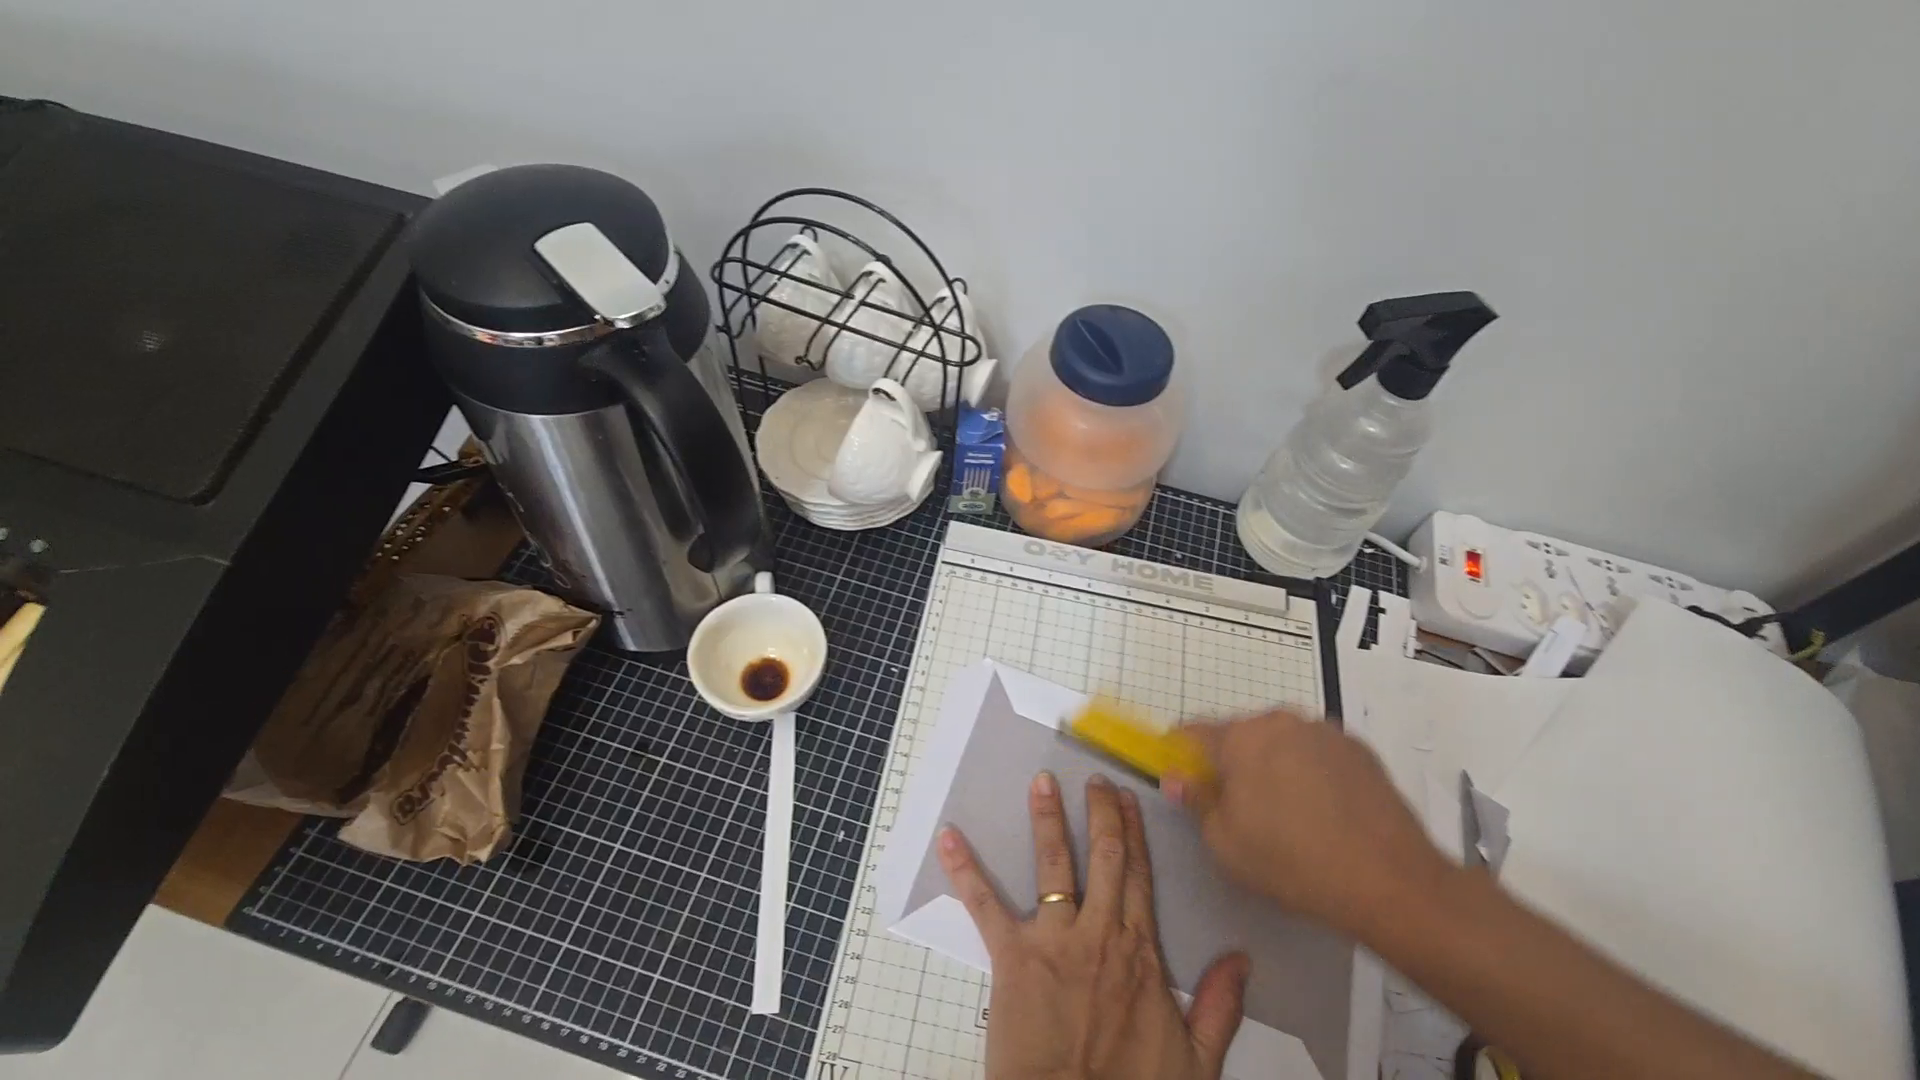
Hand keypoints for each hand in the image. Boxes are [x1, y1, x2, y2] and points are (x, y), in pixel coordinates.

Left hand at [938, 772, 1249, 1079]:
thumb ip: (1220, 1007)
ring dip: (1046, 821)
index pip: (1138, 878)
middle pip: (1104, 858)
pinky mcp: (1014, 957)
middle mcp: (1100, 934)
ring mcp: (1055, 941)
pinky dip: (965, 870)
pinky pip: (985, 906)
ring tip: (1041, 783)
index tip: (1129, 799)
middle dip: (1100, 813)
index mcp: (1140, 953)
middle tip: (1094, 779)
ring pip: (1053, 866)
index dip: (1134, 834)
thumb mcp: (1196, 1061)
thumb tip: (1242, 959)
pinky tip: (950, 840)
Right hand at [1164, 711, 1451, 938]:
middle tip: (1236, 805)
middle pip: (1240, 735)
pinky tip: (1321, 813)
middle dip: (1231, 762)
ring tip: (1285, 813)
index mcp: (1240, 738)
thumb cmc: (1292, 862)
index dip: (1179, 751)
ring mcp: (1325, 732)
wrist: (1390, 880)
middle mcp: (1281, 721)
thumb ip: (1197, 802)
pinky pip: (1317, 754)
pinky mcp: (1360, 749)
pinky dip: (1309, 773)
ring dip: (1272, 765)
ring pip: (1282, 743)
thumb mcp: (1225, 843)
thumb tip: (1177, 778)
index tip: (1178, 773)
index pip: (1193, 732)